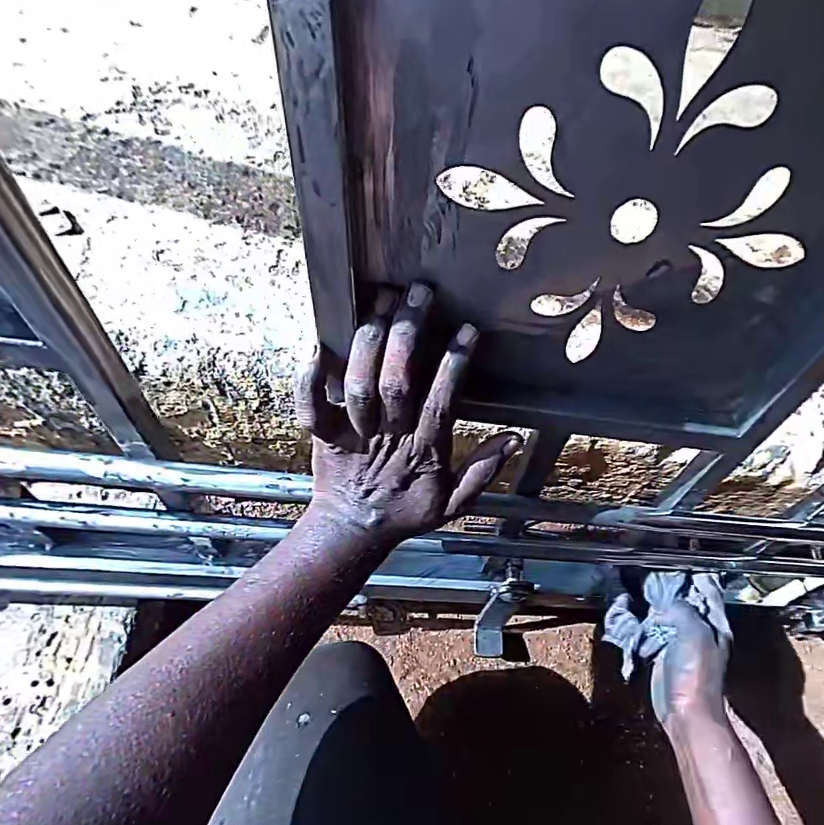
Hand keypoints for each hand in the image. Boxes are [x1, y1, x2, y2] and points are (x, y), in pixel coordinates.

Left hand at [295, 283, 520, 547]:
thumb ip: (483, 471)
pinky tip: (318, 346)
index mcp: (423, 453)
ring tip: (382, 302)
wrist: (356, 529)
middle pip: (396, 383)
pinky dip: (308, 379)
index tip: (466, 332)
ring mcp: (352, 435)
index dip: (454, 366)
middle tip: (419, 295)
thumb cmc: (407, 511)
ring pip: (358, 385)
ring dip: (369, 342)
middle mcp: (387, 438)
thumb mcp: (455, 502)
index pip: (441, 402)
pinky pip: (310, 406)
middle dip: (409, 335)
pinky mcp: (323, 434)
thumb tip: (514, 439)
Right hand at [645, 574, 731, 729]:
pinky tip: (634, 621)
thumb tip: (665, 604)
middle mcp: (700, 631)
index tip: (673, 567)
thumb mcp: (693, 632)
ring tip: (638, 596)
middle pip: (683, 602)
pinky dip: (643, 629)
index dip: (691, 577)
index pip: (705, 591)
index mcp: (714, 624)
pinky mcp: (664, 657)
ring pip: (666, 618)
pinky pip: (652, 636)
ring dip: (652, 611)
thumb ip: (681, 610)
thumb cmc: (697, 676)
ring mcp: (681, 644)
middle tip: (650, 580)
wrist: (686, 713)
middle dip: (666, 592)